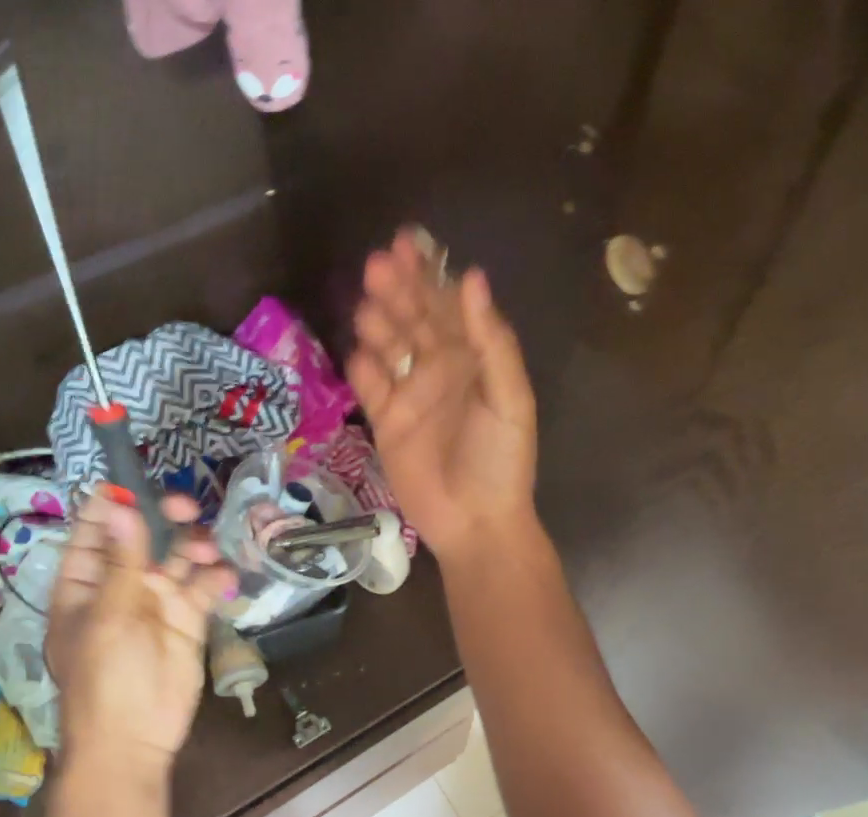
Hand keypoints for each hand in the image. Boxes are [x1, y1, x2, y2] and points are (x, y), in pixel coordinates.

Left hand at [44, 493, 235, 763]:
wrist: (134, 739)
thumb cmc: (105, 678)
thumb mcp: (109, 616)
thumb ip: (123, 561)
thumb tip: (119, 507)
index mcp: (85, 581)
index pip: (94, 530)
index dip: (111, 503)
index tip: (133, 478)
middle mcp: (122, 583)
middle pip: (144, 534)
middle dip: (165, 516)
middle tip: (186, 507)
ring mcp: (157, 600)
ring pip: (179, 554)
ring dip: (195, 544)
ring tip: (208, 550)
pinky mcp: (189, 619)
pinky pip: (205, 586)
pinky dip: (218, 576)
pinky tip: (225, 577)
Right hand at [344, 228, 538, 562]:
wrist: (476, 522)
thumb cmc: (500, 460)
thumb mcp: (509, 398)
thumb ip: (491, 342)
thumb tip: (474, 278)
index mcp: (473, 360)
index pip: (447, 307)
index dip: (428, 276)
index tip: (406, 243)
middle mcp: (440, 370)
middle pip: (412, 320)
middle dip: (395, 290)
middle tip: (376, 263)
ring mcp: (411, 395)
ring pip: (388, 347)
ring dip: (376, 322)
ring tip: (365, 300)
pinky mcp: (385, 423)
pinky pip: (369, 387)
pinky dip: (362, 368)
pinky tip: (358, 351)